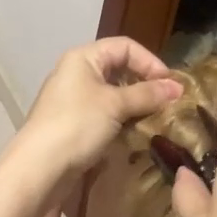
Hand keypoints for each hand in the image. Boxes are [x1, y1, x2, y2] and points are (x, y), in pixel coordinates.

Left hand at [15, 38, 181, 178]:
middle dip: (145, 84)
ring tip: (156, 120)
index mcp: (83, 58)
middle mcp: (77, 73)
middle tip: (168, 104)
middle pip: (119, 69)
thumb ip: (147, 94)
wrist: (39, 169)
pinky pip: (105, 114)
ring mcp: (74, 99)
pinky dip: (123, 121)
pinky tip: (137, 134)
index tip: (170, 85)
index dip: (150, 62)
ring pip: (113, 94)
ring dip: (136, 105)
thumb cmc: (77, 125)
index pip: (125, 47)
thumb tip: (178, 88)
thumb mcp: (115, 105)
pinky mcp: (75, 124)